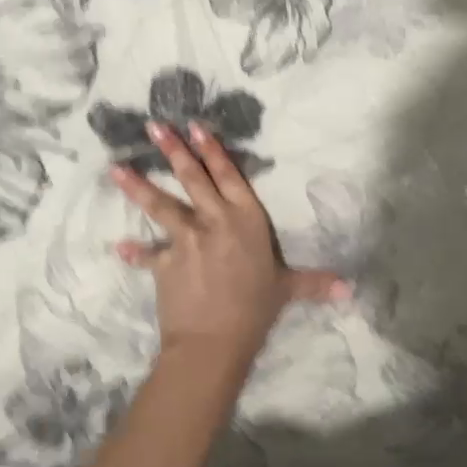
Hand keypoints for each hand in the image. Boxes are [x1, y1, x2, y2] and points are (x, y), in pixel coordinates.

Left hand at [111, 122, 348, 363]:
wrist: (215, 340)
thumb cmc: (257, 308)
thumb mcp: (289, 289)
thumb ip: (316, 283)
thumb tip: (350, 289)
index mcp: (248, 218)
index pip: (229, 176)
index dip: (213, 150)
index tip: (197, 127)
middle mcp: (216, 221)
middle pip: (193, 179)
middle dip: (174, 151)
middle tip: (155, 127)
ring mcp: (187, 241)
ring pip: (161, 206)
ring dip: (138, 187)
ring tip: (115, 168)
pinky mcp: (163, 265)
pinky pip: (146, 256)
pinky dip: (133, 252)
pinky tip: (118, 246)